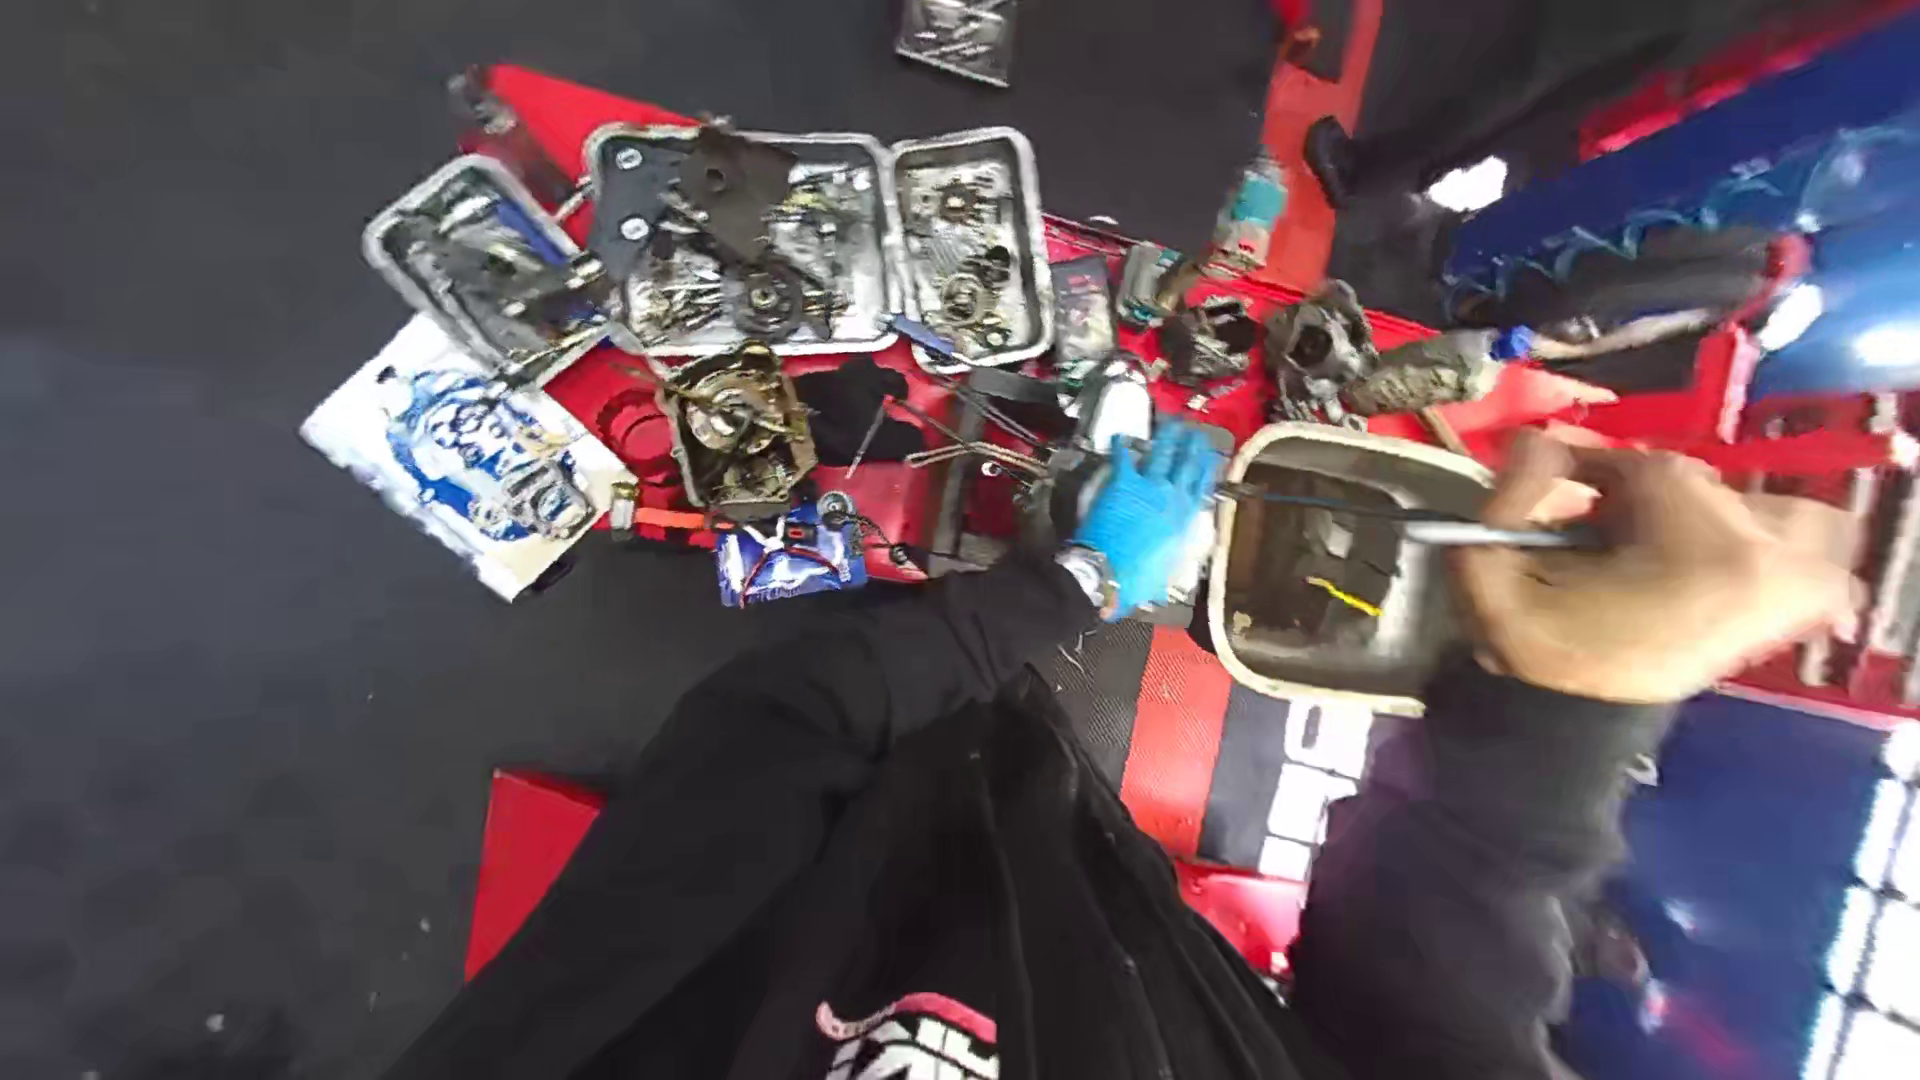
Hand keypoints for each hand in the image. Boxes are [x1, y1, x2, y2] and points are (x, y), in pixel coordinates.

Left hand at [1072, 424, 1223, 617]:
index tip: (1211, 455)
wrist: (1110, 572)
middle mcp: (1172, 497)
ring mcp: (1149, 487)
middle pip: (1186, 464)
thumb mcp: (1166, 567)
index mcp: (1185, 519)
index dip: (1207, 468)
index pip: (1202, 486)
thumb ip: (1171, 552)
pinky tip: (1121, 435)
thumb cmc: (1138, 578)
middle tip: (1195, 430)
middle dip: (1192, 445)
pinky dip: (1122, 445)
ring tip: (1171, 422)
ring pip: (1162, 454)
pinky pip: (1124, 457)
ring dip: (1167, 436)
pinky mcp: (1123, 483)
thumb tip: (1171, 555)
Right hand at [1451, 430, 1858, 703]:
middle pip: (1699, 483)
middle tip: (1584, 523)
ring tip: (1632, 543)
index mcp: (1707, 558)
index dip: (1595, 462)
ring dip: (1683, 510)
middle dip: (1634, 495)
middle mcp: (1786, 563)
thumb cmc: (1531, 643)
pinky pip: (1782, 530)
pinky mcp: (1813, 597)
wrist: (1579, 709)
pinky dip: (1727, 531)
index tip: (1549, 476)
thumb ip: (1509, 498)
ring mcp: (1811, 582)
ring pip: (1745, 500)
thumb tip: (1534, 439)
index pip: (1656, 470)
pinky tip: (1675, 558)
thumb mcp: (1486, 573)